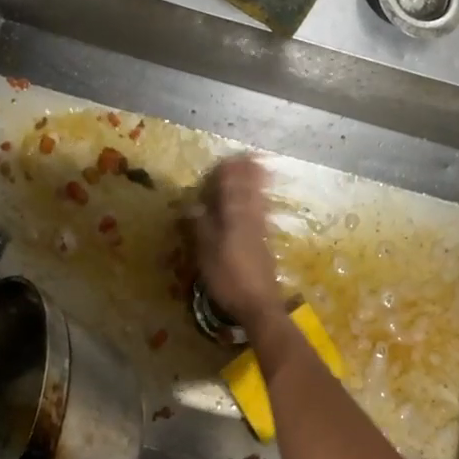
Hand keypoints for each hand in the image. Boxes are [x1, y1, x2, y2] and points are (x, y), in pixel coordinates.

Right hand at [192, 156, 282, 330]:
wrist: (259, 304)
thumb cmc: (228, 278)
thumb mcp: (207, 253)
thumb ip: (201, 226)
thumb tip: (192, 205)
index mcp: (233, 218)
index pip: (229, 188)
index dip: (227, 173)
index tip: (224, 158)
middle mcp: (249, 218)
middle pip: (248, 189)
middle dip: (246, 172)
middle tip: (247, 155)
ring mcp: (260, 230)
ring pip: (258, 198)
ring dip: (257, 181)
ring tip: (258, 166)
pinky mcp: (265, 241)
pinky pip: (263, 211)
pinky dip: (263, 198)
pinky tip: (262, 199)